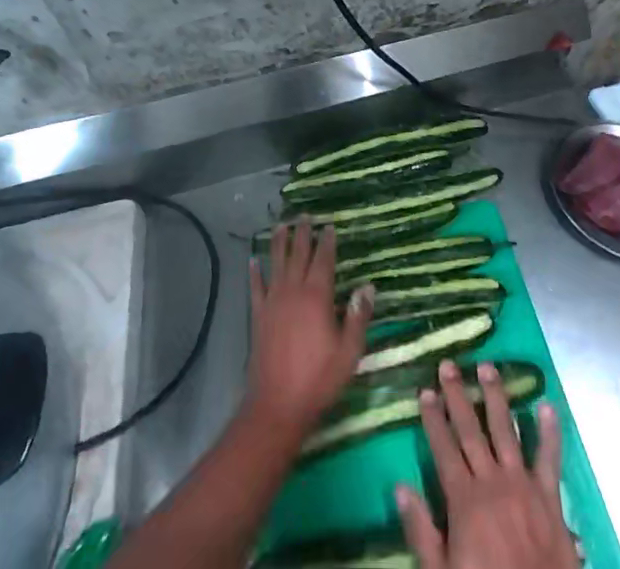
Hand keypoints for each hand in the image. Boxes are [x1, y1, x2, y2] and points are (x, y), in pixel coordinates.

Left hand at [247, 220, 372, 432]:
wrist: (278, 404)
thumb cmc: (319, 378)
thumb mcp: (349, 351)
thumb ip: (357, 316)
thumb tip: (367, 287)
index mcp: (317, 297)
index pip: (323, 260)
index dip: (326, 242)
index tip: (328, 225)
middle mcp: (292, 292)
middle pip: (298, 256)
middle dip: (302, 234)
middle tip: (304, 216)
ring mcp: (272, 303)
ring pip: (275, 264)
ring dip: (278, 243)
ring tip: (281, 225)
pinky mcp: (258, 316)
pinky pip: (255, 287)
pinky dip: (254, 272)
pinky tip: (253, 260)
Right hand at [397, 362, 577, 568]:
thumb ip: (421, 530)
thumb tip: (399, 487)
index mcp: (464, 500)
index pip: (443, 448)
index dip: (433, 418)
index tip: (425, 390)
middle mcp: (492, 482)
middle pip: (471, 431)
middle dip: (458, 395)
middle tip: (449, 364)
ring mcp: (523, 485)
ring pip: (506, 431)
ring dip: (496, 397)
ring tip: (488, 368)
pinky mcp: (550, 496)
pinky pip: (550, 458)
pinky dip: (549, 431)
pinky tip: (547, 405)